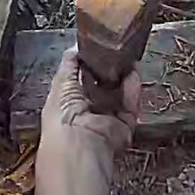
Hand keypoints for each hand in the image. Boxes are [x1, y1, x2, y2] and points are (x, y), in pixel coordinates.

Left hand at [39, 49, 140, 176]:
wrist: (78, 146)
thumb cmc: (61, 116)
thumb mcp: (60, 84)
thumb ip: (68, 65)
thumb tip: (74, 48)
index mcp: (68, 103)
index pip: (80, 81)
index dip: (89, 65)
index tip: (97, 48)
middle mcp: (88, 113)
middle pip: (103, 87)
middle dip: (109, 70)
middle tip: (116, 51)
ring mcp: (107, 121)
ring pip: (119, 96)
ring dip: (124, 77)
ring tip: (128, 58)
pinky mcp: (124, 127)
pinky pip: (130, 106)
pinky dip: (132, 91)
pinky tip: (133, 74)